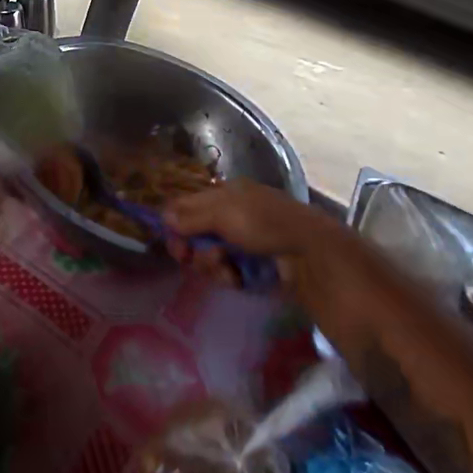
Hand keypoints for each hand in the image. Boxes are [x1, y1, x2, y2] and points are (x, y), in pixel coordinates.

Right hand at [163, 181, 368, 300]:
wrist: (309, 255)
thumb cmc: (265, 224)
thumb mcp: (224, 213)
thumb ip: (190, 217)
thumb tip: (163, 217)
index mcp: (226, 194)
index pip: (186, 207)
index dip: (174, 225)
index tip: (173, 243)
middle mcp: (231, 217)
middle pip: (193, 236)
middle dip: (193, 249)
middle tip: (191, 260)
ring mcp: (241, 243)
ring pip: (208, 257)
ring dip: (212, 266)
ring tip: (228, 269)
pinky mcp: (250, 267)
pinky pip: (225, 273)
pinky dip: (228, 277)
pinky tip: (239, 278)